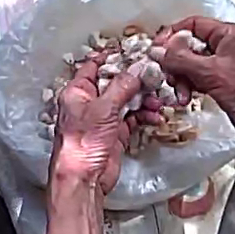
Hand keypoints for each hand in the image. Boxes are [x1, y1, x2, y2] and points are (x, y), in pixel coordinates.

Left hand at [46, 61, 142, 233]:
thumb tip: (138, 68)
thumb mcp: (103, 109)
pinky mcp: (114, 133)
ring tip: (157, 100)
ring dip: (143, 99)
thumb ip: (122, 86)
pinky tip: (155, 115)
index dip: (115, 58)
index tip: (136, 54)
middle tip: (155, 77)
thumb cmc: (81, 144)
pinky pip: (132, 118)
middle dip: (137, 80)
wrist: (83, 179)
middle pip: (115, 82)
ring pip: (127, 100)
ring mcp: (102, 118)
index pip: (96, 66)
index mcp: (77, 92)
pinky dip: (144, 115)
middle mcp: (88, 103)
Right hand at [160, 17, 234, 158]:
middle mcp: (230, 46)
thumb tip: (158, 50)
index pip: (193, 24)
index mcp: (231, 34)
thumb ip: (180, 59)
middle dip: (176, 62)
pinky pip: (201, 78)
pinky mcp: (227, 82)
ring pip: (194, 64)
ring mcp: (229, 65)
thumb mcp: (211, 73)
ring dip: (181, 78)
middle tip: (168, 76)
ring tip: (180, 93)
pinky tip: (186, 98)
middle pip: (191, 45)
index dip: (172, 35)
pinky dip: (191, 86)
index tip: (157, 50)